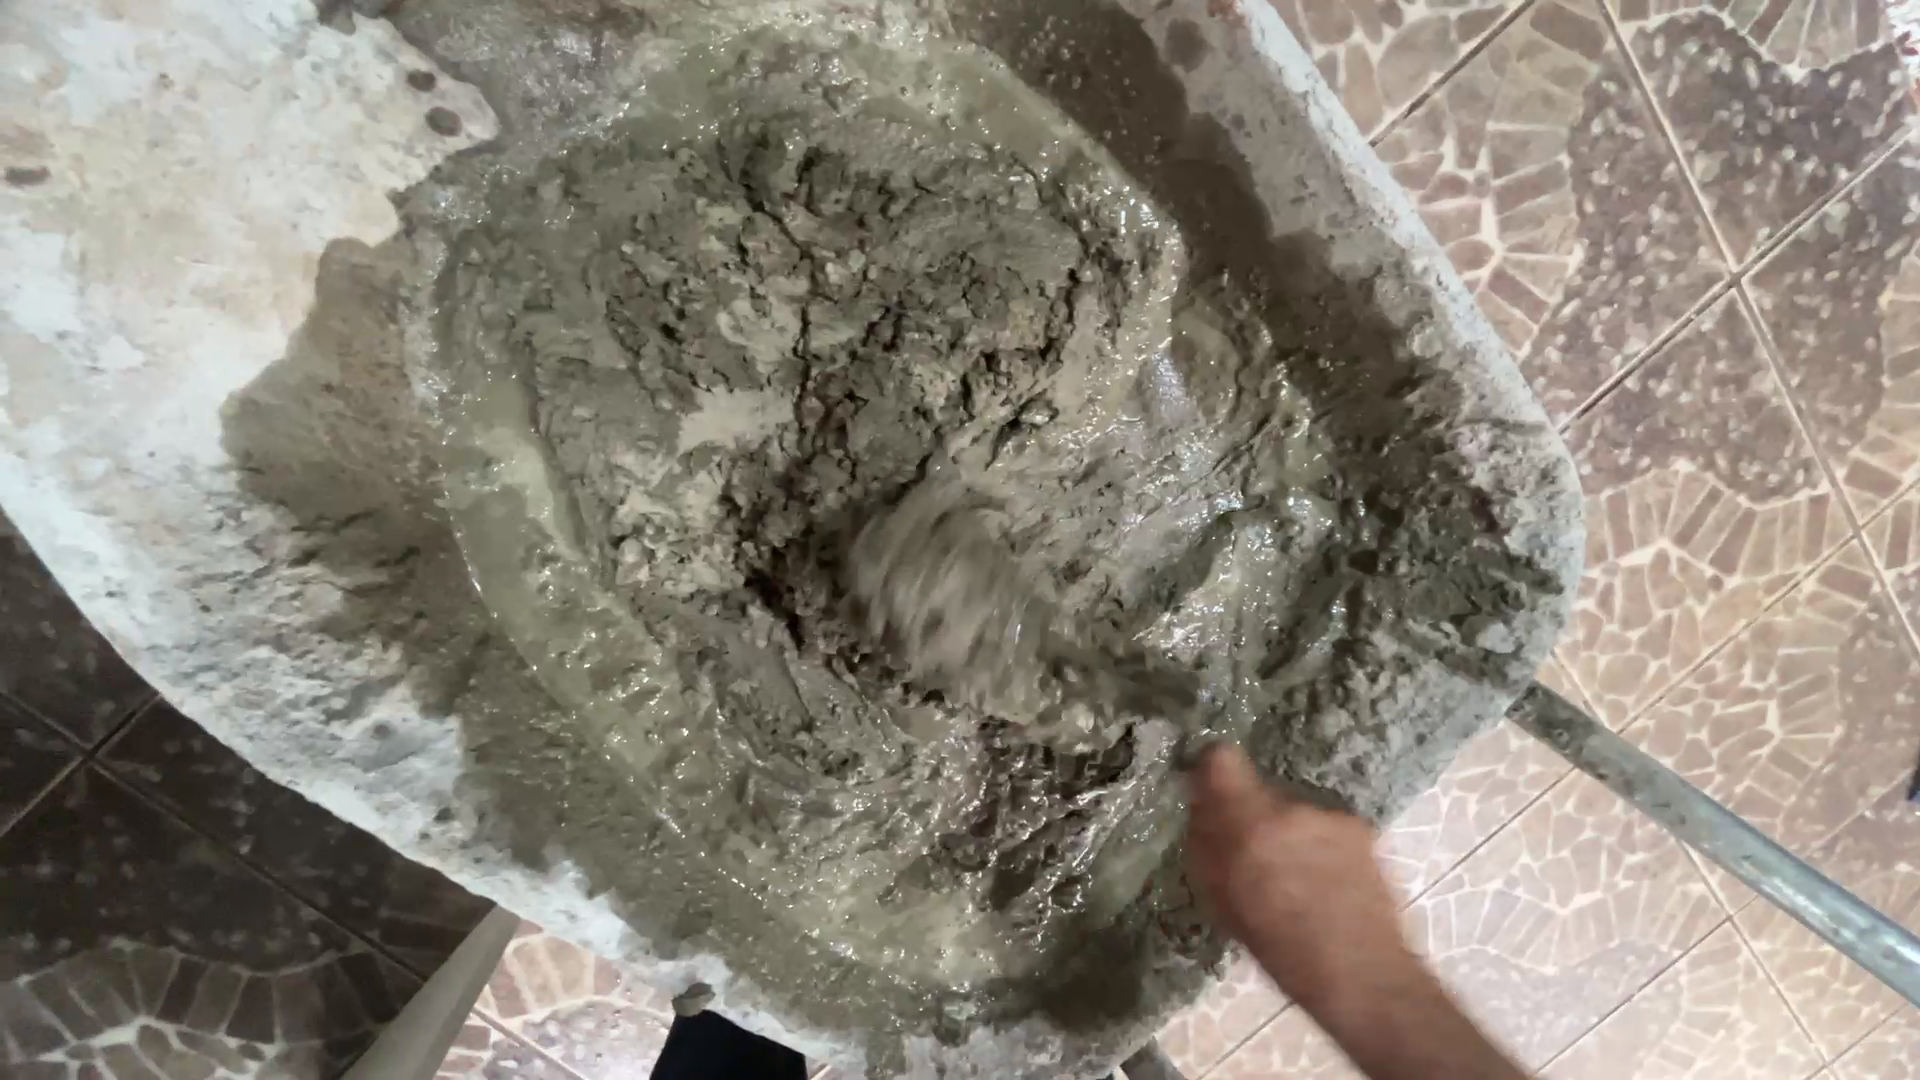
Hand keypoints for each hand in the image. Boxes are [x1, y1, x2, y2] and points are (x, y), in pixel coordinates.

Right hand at [1183, 743, 1406, 1011]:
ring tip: (1299, 879)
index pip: (1220, 757)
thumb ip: (1204, 842)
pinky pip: (1322, 825)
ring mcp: (1329, 815)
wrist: (1363, 976)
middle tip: (1257, 857)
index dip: (1211, 768)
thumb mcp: (1220, 899)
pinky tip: (1328, 883)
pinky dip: (1319, 846)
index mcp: (1249, 822)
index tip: (1208, 791)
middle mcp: (1290, 806)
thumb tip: (1198, 803)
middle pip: (1257, 791)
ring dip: (1288, 833)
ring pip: (1291, 810)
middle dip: (1252, 816)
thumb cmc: (1278, 946)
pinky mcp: (1359, 827)